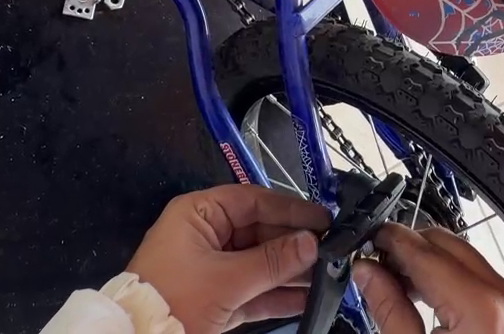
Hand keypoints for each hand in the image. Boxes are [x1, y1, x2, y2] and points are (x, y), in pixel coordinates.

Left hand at [124, 184, 331, 333]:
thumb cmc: (174, 302)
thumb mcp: (225, 282)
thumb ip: (272, 261)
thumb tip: (312, 242)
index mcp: (199, 214)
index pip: (253, 200)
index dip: (290, 210)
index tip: (322, 219)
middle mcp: (206, 234)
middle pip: (259, 232)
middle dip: (293, 245)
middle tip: (329, 251)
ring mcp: (210, 268)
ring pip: (259, 263)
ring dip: (290, 272)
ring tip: (325, 276)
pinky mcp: (214, 299)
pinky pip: (252, 290)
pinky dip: (276, 295)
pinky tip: (305, 299)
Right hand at [352, 223, 503, 332]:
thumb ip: (389, 310)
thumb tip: (367, 270)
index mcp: (481, 307)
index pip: (425, 252)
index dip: (390, 241)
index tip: (365, 240)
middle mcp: (503, 296)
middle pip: (444, 244)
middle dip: (406, 246)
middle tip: (373, 260)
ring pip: (458, 256)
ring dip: (423, 260)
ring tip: (390, 278)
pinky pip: (472, 276)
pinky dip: (443, 276)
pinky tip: (418, 291)